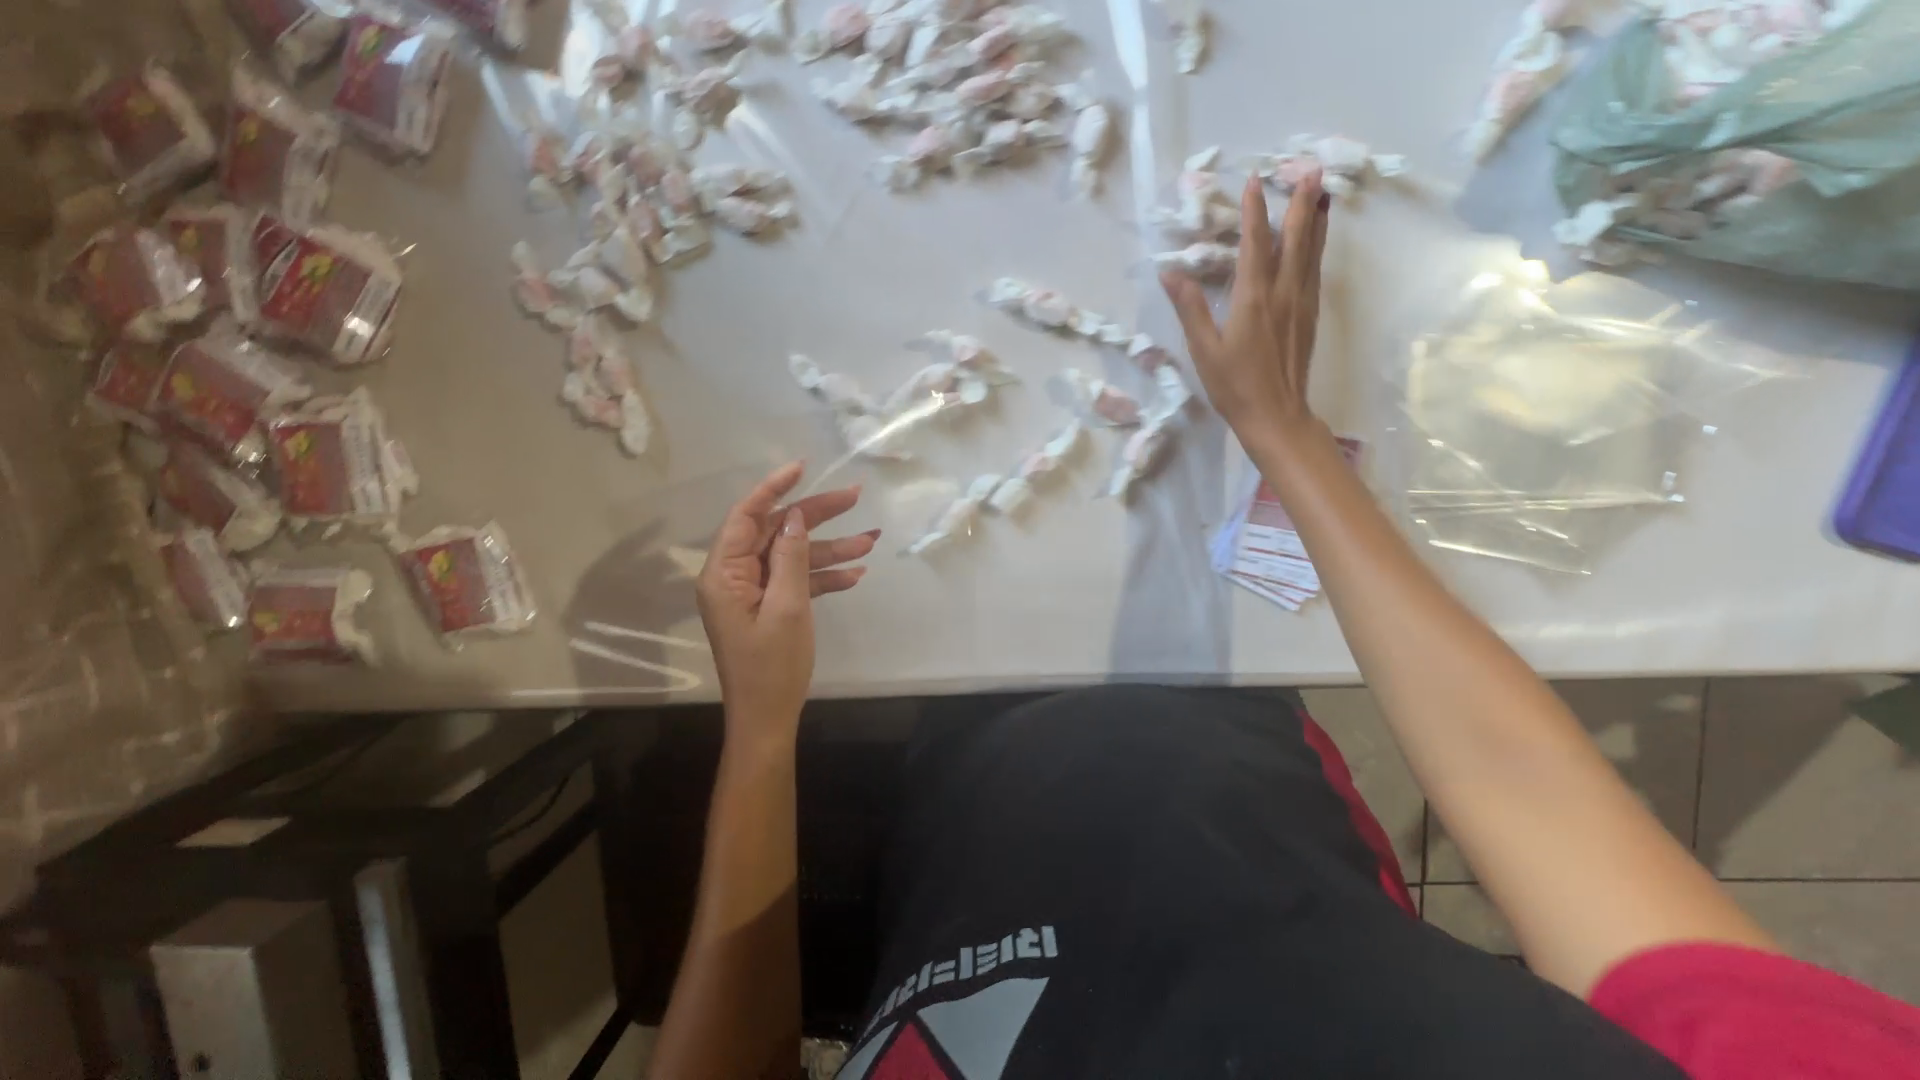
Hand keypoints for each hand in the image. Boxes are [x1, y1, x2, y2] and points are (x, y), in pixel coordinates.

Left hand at [696, 462, 876, 744]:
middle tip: (855, 498)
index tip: (803, 468)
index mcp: (724, 574)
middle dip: (816, 517)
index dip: (774, 489)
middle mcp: (733, 577)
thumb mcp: (788, 609)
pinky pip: (795, 581)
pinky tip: (855, 575)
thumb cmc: (772, 668)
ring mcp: (751, 594)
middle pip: (775, 532)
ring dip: (829, 550)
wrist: (766, 720)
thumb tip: (795, 518)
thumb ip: (791, 559)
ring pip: (791, 556)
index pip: (747, 516)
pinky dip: (823, 577)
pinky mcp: (768, 609)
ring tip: (871, 541)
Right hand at [1161, 171, 1329, 438]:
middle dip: (1301, 203)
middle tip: (1310, 169)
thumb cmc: (1234, 386)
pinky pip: (1315, 271)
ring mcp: (1301, 304)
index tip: (1253, 182)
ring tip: (1322, 191)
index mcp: (1253, 299)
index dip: (1254, 212)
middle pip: (1296, 239)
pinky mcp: (1310, 316)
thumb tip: (1170, 273)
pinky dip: (1317, 247)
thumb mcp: (1204, 350)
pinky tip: (1317, 240)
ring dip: (1316, 219)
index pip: (1255, 245)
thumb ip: (1190, 308)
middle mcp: (1283, 294)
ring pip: (1312, 252)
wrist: (1277, 416)